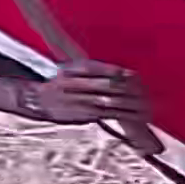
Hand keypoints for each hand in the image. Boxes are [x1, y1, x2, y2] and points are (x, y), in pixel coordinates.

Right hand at [22, 61, 149, 124]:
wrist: (36, 100)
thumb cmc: (62, 86)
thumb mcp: (70, 73)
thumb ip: (93, 72)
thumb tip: (128, 74)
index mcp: (69, 71)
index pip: (94, 68)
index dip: (115, 71)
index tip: (134, 74)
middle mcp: (72, 84)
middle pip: (107, 84)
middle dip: (129, 87)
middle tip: (146, 90)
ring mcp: (78, 100)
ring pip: (111, 100)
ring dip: (133, 103)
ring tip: (148, 104)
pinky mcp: (85, 113)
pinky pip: (110, 114)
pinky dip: (128, 115)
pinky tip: (141, 115)